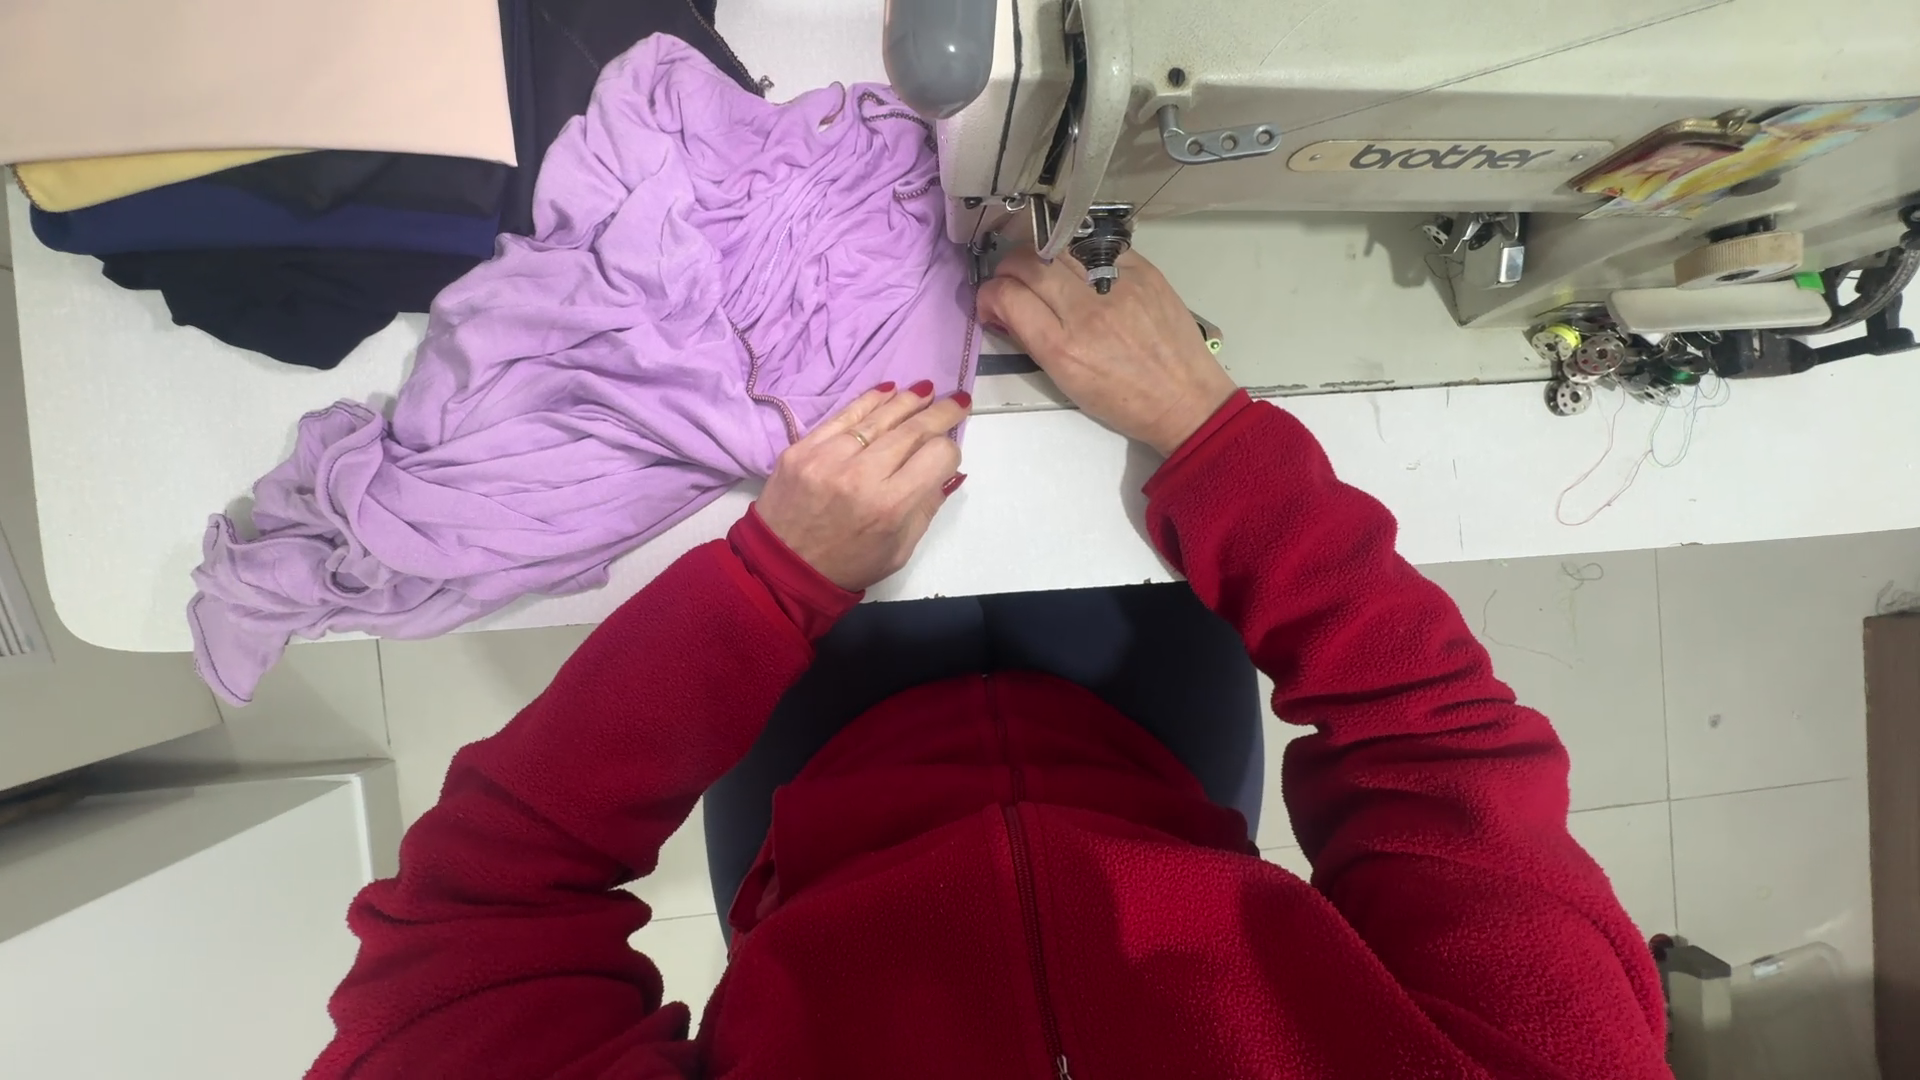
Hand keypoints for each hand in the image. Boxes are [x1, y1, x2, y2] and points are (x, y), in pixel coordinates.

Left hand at [755, 382, 969, 590]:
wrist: (782, 568)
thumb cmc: (849, 565)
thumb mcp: (899, 550)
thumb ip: (927, 507)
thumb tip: (949, 471)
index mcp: (890, 506)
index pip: (937, 457)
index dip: (949, 451)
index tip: (948, 453)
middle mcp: (862, 475)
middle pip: (912, 430)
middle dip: (940, 413)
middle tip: (957, 400)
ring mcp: (828, 458)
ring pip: (878, 418)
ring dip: (908, 400)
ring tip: (927, 390)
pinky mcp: (802, 449)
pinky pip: (843, 417)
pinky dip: (868, 401)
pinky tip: (889, 391)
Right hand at [979, 247, 1236, 455]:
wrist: (1185, 399)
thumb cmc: (1122, 403)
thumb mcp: (1067, 383)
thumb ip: (1033, 342)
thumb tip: (1005, 311)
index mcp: (1064, 349)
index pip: (1008, 296)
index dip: (988, 295)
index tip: (991, 305)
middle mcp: (1087, 311)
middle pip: (1029, 262)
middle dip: (1007, 268)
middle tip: (1011, 282)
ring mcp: (1118, 285)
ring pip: (1060, 248)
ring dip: (1041, 257)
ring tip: (1045, 275)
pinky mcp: (1144, 271)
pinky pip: (1098, 248)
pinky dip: (1081, 258)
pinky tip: (1084, 275)